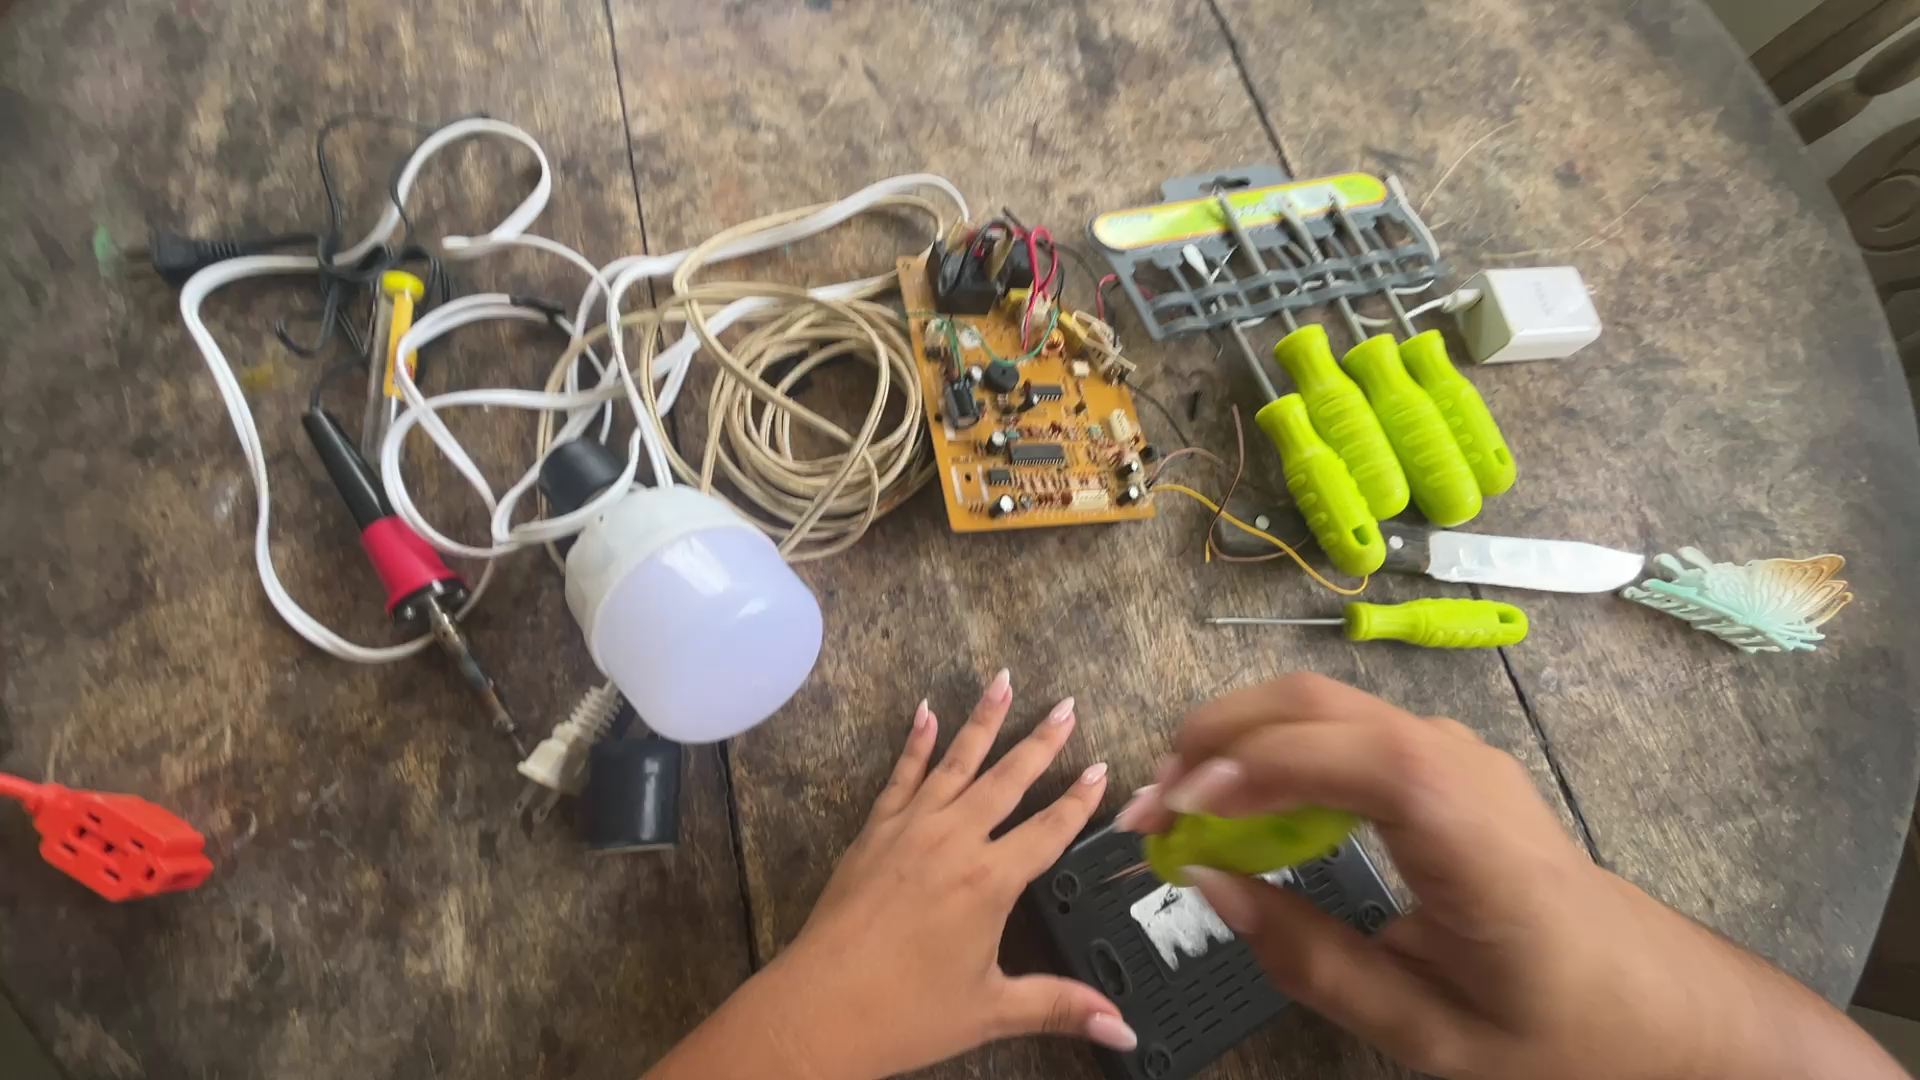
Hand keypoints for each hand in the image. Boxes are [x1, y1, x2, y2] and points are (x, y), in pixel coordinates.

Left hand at [646, 669, 1134, 1079]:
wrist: (819, 1007)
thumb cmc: (908, 1012)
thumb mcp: (990, 1010)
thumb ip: (1060, 1006)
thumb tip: (1126, 1030)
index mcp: (991, 881)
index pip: (1049, 830)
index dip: (1080, 800)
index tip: (1103, 766)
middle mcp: (956, 838)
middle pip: (1009, 779)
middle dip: (1042, 741)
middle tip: (1066, 705)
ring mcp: (912, 825)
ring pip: (957, 761)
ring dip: (983, 720)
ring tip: (1002, 680)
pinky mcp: (877, 826)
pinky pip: (902, 773)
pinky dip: (916, 741)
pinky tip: (926, 712)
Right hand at [1118, 673, 1905, 1079]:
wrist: (1668, 1006)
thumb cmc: (1562, 1031)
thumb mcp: (1432, 1033)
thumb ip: (1310, 959)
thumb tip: (1204, 881)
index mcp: (1474, 835)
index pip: (1360, 758)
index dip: (1259, 767)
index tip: (1181, 814)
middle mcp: (1454, 761)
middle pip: (1313, 702)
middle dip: (1214, 737)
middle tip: (1153, 802)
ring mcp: (1440, 744)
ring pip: (1310, 699)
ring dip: (1229, 733)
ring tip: (1178, 795)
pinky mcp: (1424, 749)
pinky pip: (1325, 722)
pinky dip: (1261, 742)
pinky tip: (1234, 791)